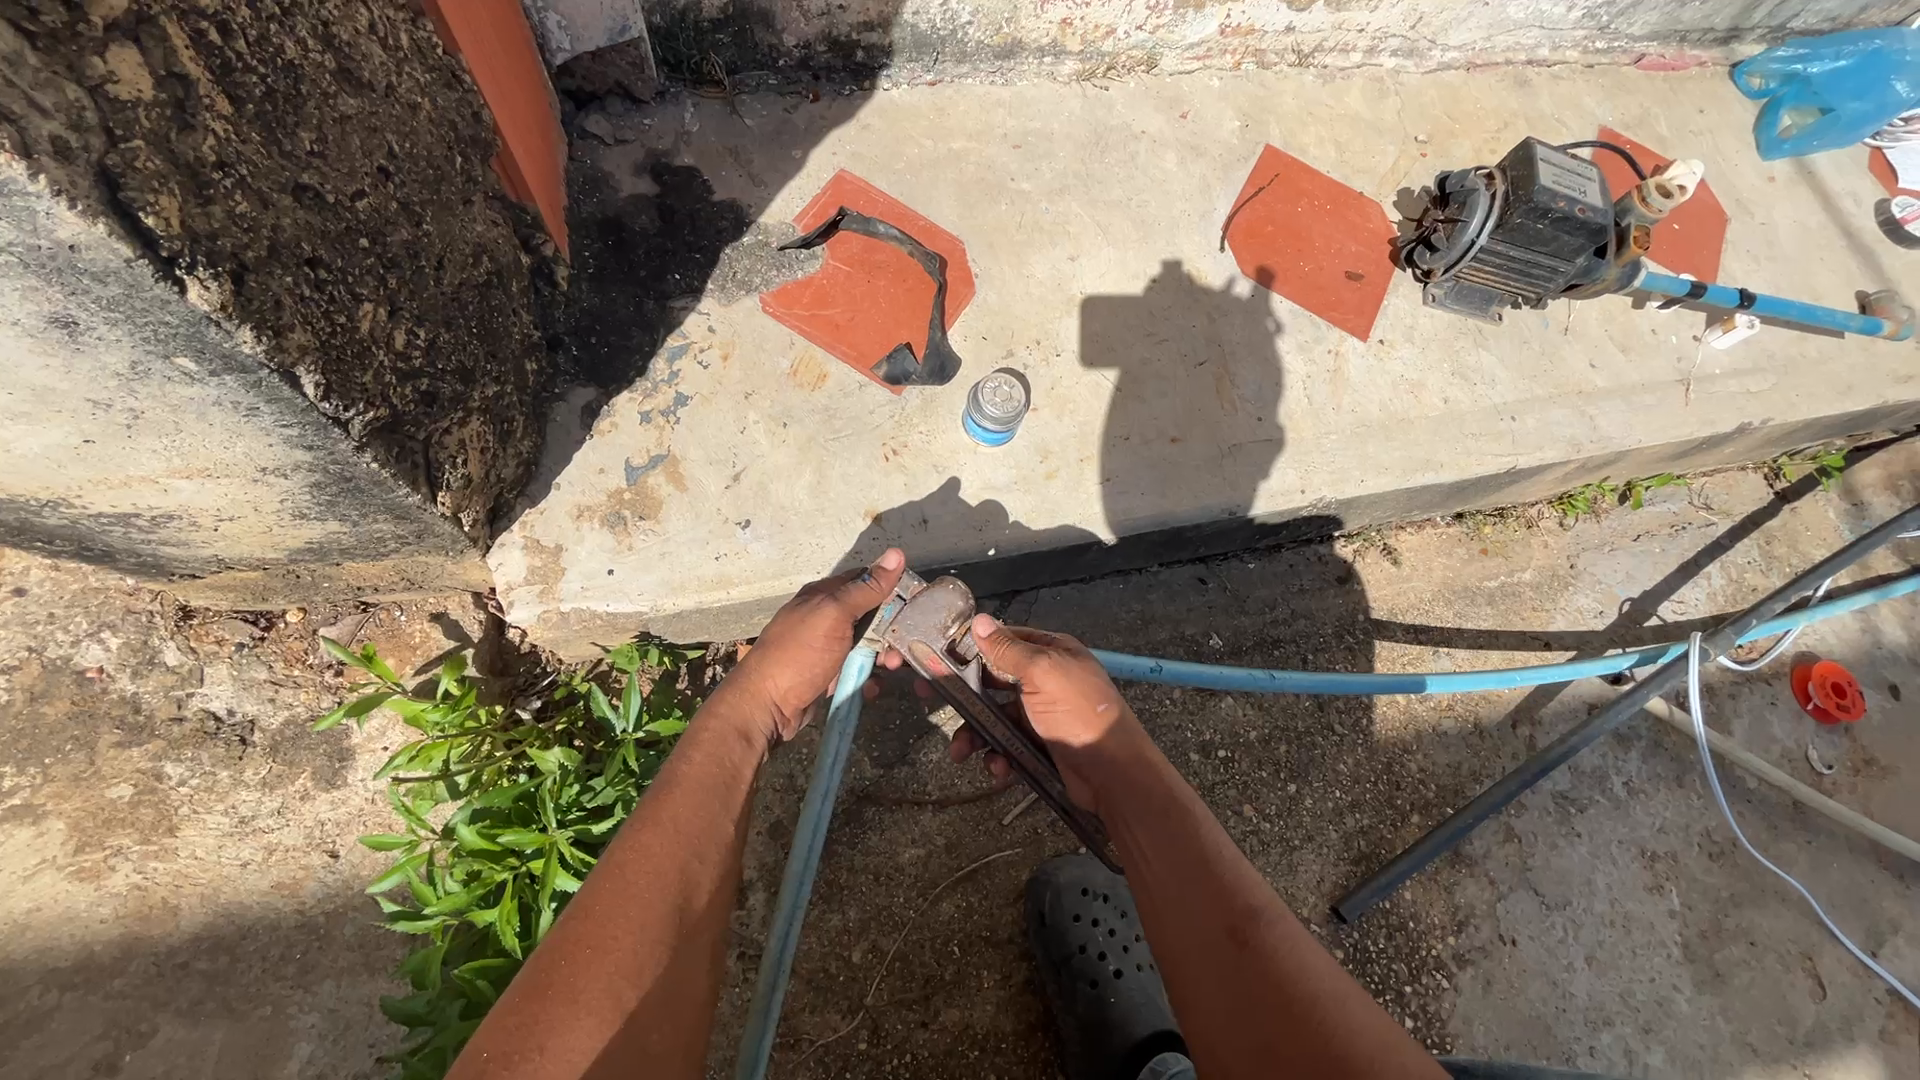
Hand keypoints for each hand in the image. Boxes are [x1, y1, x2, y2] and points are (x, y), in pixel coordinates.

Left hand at [725, 549, 905, 745]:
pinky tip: (872, 688)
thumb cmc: (800, 654)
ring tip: (890, 670)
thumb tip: (896, 553)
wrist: (766, 705)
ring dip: (882, 657)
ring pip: (866, 645)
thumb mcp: (835, 615)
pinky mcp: (828, 673)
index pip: (865, 581)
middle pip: (870, 615)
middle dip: (890, 631)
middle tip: (902, 648)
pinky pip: (856, 669)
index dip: (891, 588)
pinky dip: (868, 677)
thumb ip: (866, 588)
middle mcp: (825, 617)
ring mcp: (826, 646)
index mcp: (824, 595)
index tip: (917, 603)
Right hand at [940, 614, 1152, 814]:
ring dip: (976, 734)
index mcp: (1051, 652)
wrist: (1113, 773)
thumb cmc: (1077, 712)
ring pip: (995, 718)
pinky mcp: (1039, 745)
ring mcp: (1041, 714)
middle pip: (993, 681)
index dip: (972, 648)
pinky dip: (998, 756)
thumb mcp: (1042, 672)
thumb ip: (1008, 649)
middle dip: (965, 697)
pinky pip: (1007, 745)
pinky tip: (998, 769)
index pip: (1005, 641)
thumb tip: (980, 620)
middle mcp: (1045, 679)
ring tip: (961, 753)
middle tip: (928, 702)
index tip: (938, 658)